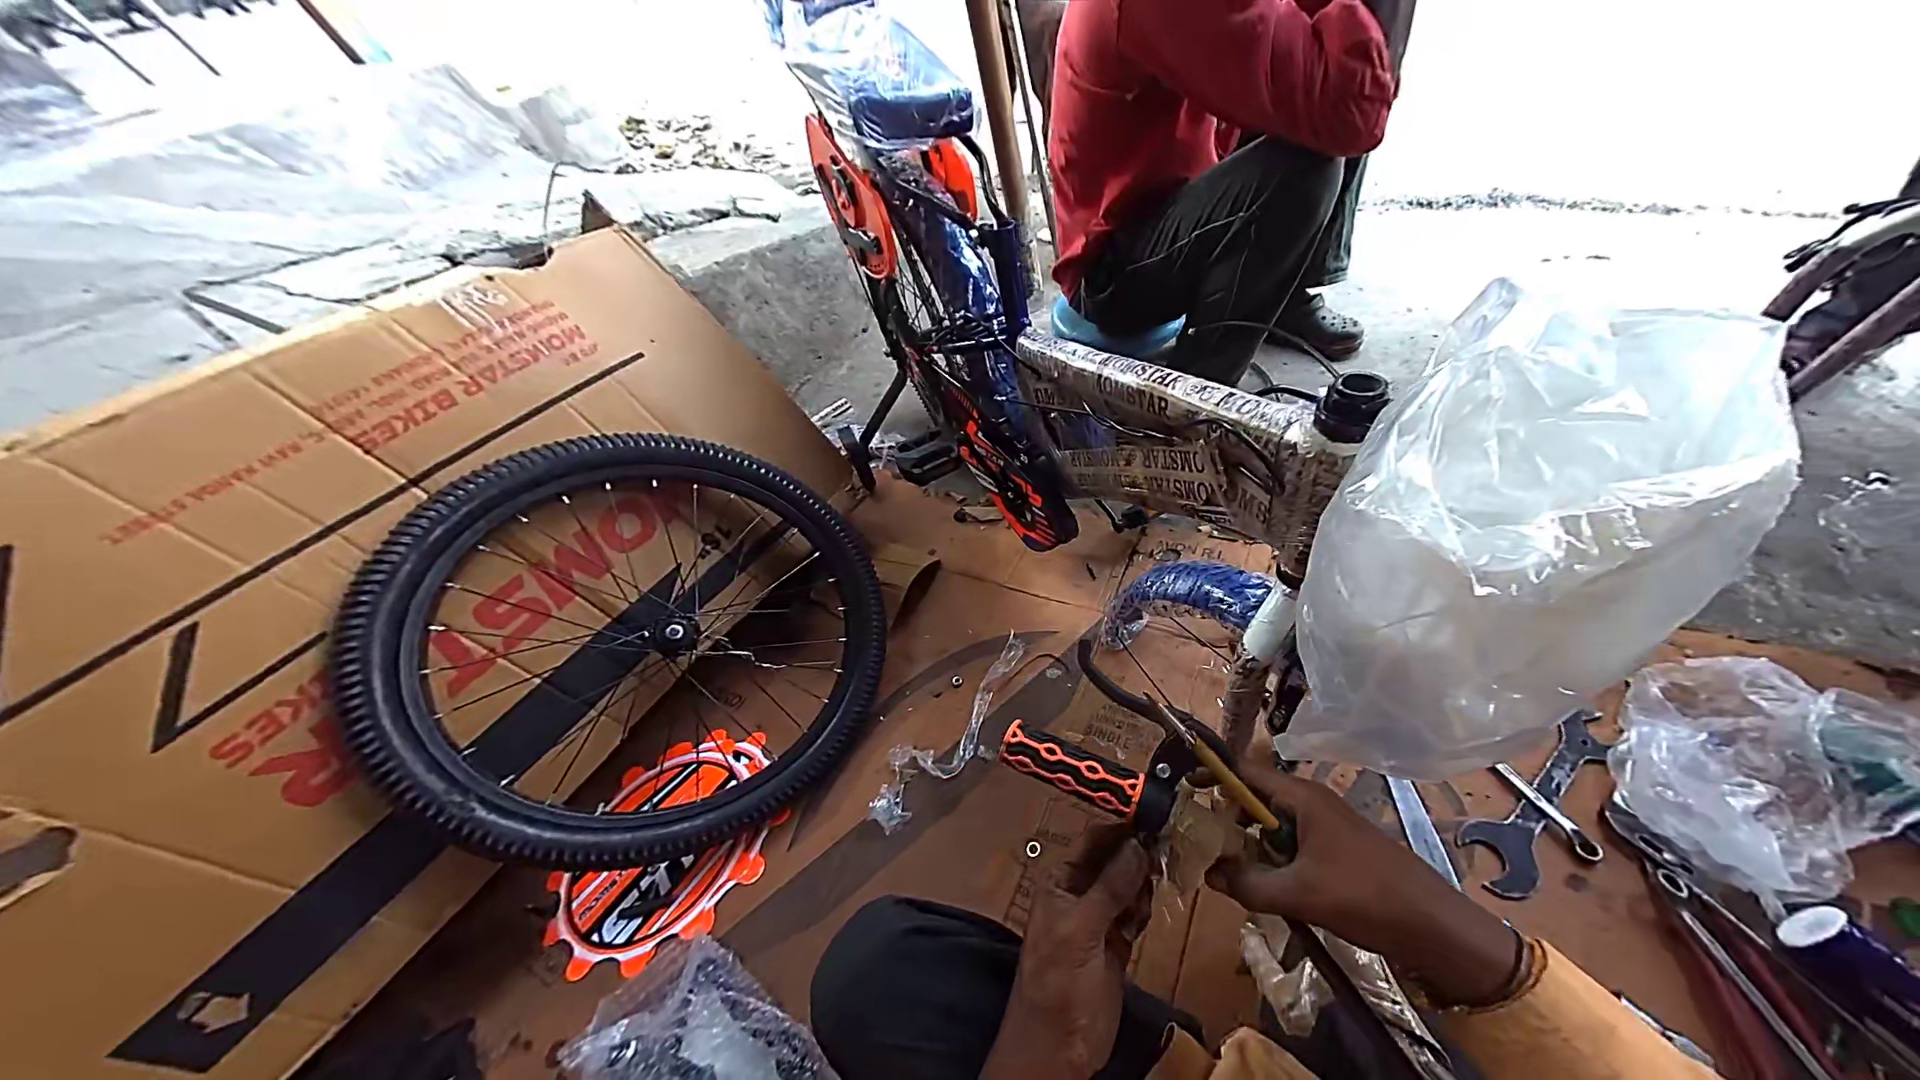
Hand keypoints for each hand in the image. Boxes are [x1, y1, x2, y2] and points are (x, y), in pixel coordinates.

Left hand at [982, 824, 1152, 1079]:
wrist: (1058, 1047)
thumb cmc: (1057, 982)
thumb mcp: (1081, 929)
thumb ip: (1110, 888)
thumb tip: (1138, 845)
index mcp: (1061, 879)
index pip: (1094, 841)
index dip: (1122, 827)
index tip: (1155, 814)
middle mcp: (1080, 891)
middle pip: (1116, 860)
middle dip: (1139, 853)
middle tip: (1170, 846)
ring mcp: (1100, 916)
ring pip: (1129, 884)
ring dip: (1145, 880)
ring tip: (1162, 877)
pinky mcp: (1118, 941)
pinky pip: (1136, 911)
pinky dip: (1146, 906)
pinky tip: (1150, 907)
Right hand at [1206, 755, 1521, 1005]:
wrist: (1438, 928)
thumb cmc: (1365, 896)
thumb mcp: (1299, 893)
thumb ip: (1247, 882)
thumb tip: (1209, 874)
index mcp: (1301, 796)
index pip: (1244, 771)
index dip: (1212, 774)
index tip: (1184, 788)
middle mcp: (1310, 802)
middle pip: (1254, 797)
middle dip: (1228, 817)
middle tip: (1205, 841)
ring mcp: (1325, 825)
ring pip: (1272, 823)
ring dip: (1251, 842)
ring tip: (1233, 868)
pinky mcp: (1335, 848)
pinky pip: (1291, 842)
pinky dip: (1273, 857)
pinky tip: (1268, 884)